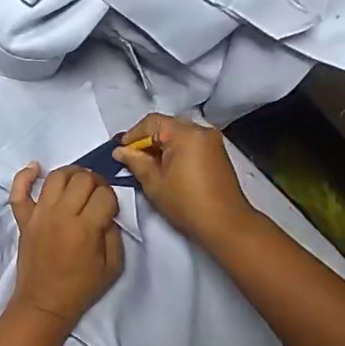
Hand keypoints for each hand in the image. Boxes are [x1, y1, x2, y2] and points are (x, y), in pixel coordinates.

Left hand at [7, 163, 124, 328]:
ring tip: (78, 182)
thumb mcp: (113, 266)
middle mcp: (61, 214)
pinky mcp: (23, 220)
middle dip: (95, 182)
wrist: (44, 303)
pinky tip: (36, 168)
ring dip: (71, 173)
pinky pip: (18, 192)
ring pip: (55, 177)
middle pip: (82, 179)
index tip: (111, 209)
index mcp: (85, 227)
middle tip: (97, 194)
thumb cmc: (81, 288)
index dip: (112, 198)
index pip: (104, 194)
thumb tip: (107, 213)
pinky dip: (25, 176)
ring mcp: (39, 215)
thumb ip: (114, 234)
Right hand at [114, 114, 259, 246]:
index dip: (132, 135)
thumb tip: (120, 151)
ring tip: (147, 165)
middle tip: (131, 159)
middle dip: (146, 140)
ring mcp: (212, 141)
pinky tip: (166, 168)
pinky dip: (175, 151)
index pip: (152, 122)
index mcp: (185, 133)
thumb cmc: (185, 202)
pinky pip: (190, 143)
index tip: (120, 151)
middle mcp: (201, 130)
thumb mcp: (153, 182)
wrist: (224, 223)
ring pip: (178, 134)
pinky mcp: (217, 152)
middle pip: (166, 126)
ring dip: (161, 146)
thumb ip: (135, 161)